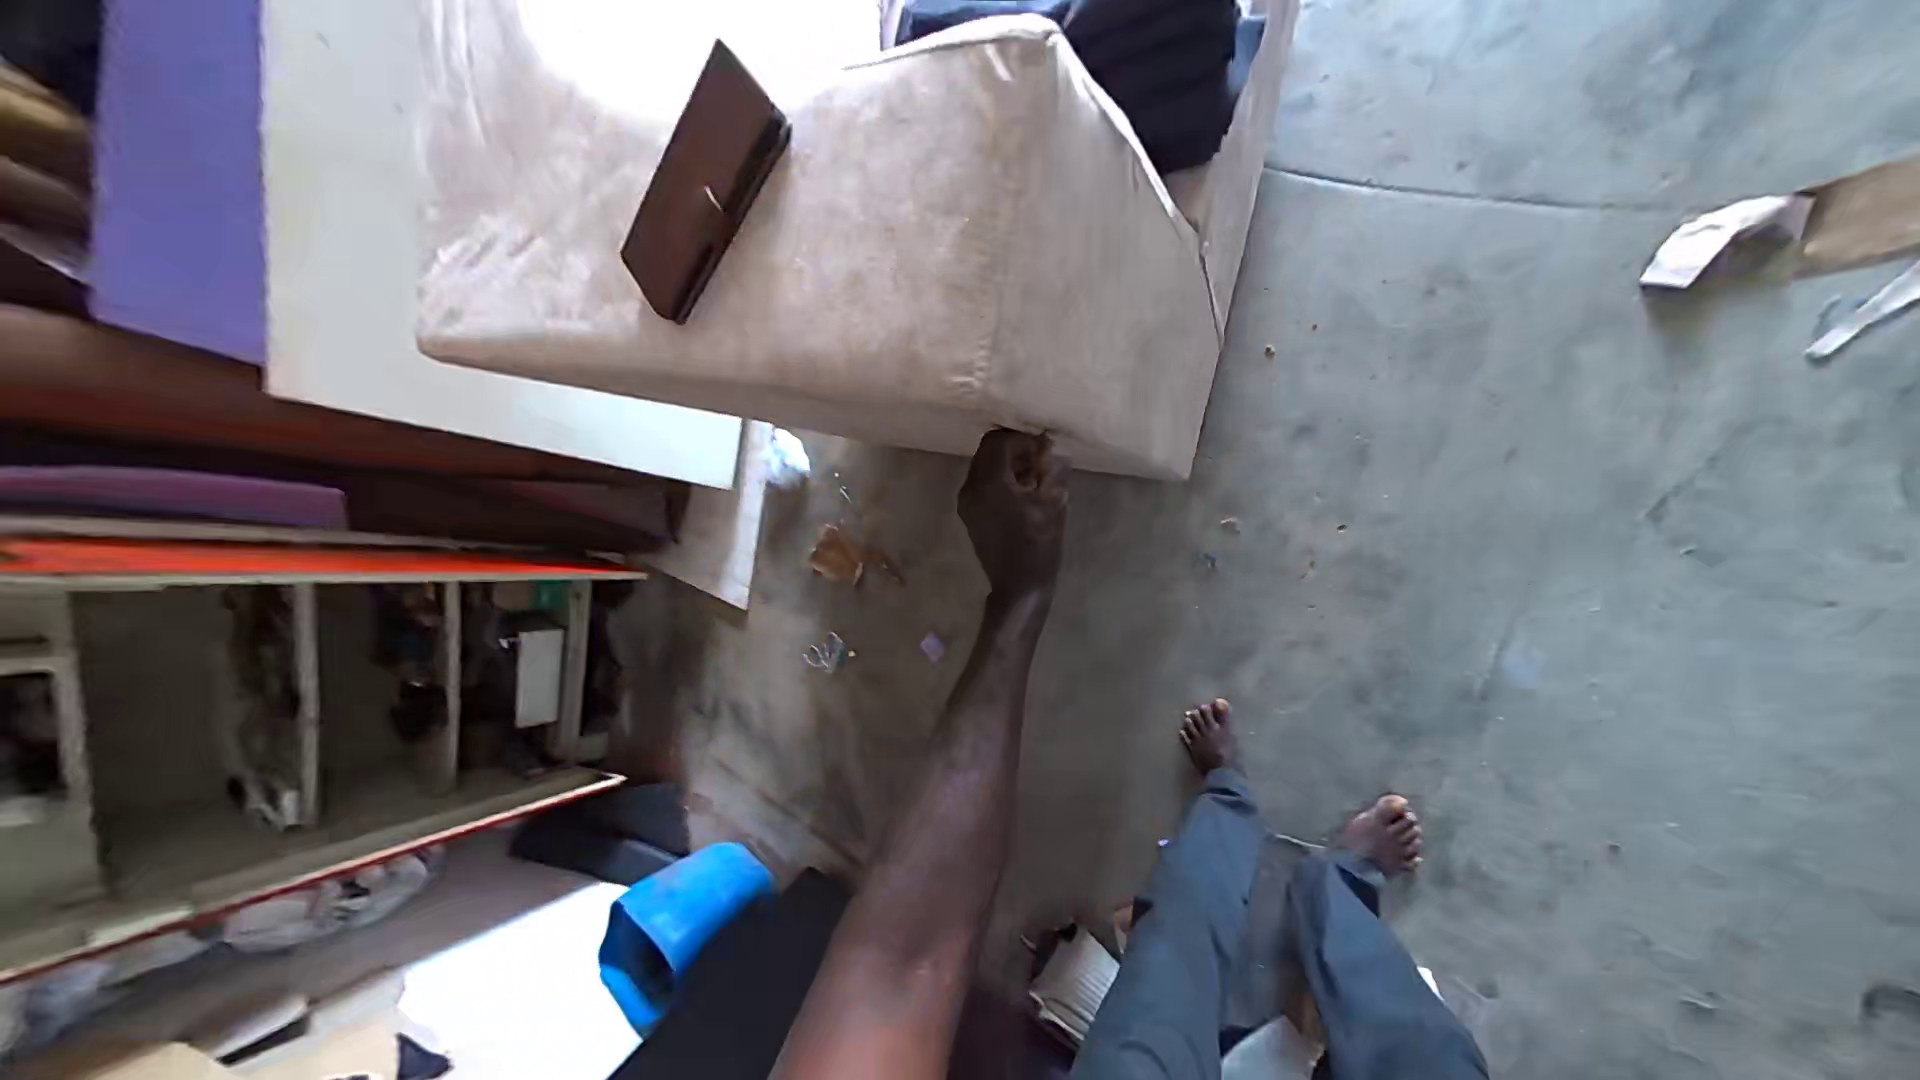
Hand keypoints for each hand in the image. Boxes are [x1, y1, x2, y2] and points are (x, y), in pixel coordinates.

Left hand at [957, 429, 1068, 600]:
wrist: (1018, 587)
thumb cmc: (1038, 547)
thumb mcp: (1052, 505)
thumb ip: (1051, 473)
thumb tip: (1052, 451)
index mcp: (989, 483)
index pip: (999, 442)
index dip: (1023, 439)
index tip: (1045, 448)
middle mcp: (970, 488)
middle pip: (988, 450)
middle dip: (1015, 448)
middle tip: (1041, 458)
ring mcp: (967, 502)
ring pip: (984, 465)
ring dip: (1008, 463)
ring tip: (1036, 474)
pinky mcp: (970, 513)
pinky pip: (982, 483)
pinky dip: (1001, 478)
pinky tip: (1024, 490)